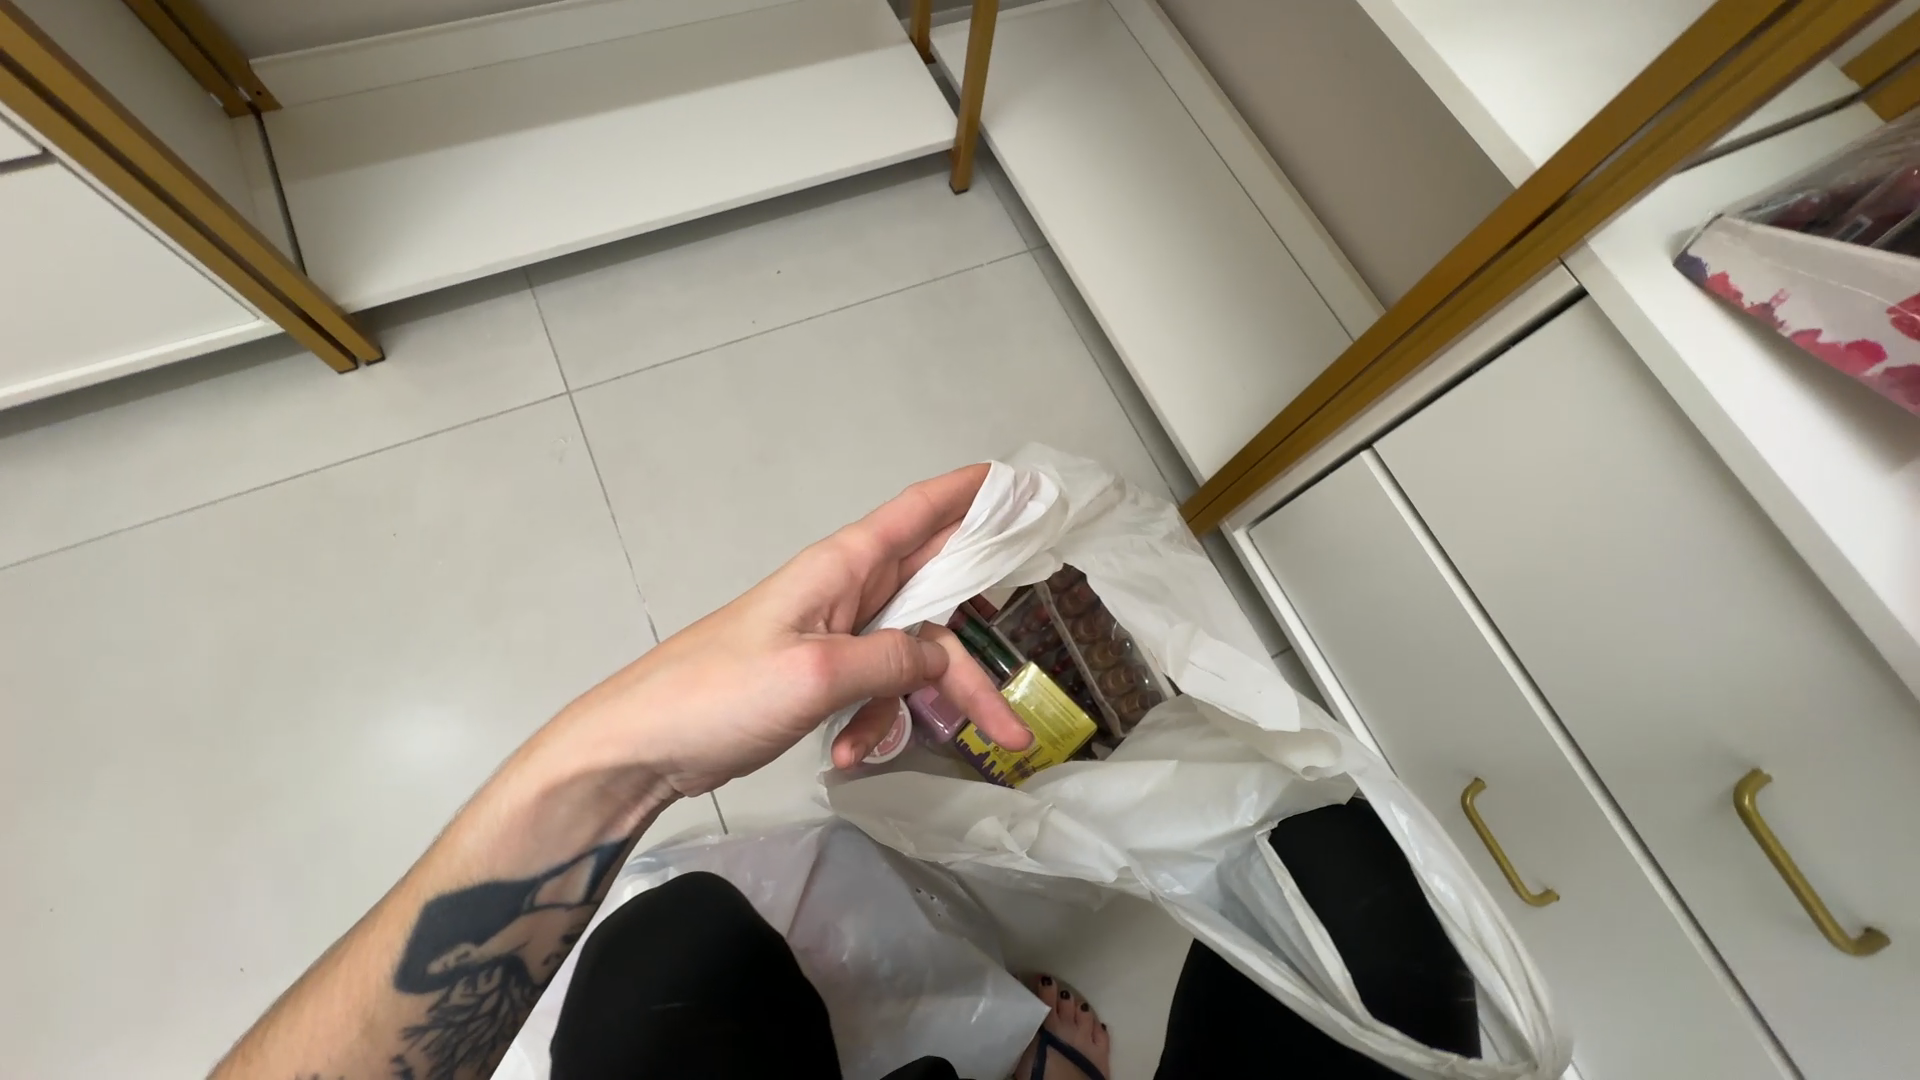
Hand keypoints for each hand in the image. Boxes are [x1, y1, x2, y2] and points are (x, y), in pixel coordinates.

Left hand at [536, 464, 1031, 797]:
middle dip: (971, 659)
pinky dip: (871, 719)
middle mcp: (847, 591)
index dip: (968, 493)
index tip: (1015, 482)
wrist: (643, 746)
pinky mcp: (823, 673)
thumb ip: (892, 660)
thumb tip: (938, 656)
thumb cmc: (720, 692)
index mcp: (843, 566)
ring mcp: (835, 634)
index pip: (918, 511)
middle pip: (933, 602)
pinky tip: (848, 752)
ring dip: (917, 707)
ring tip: (888, 759)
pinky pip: (874, 687)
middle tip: (1013, 716)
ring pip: (907, 657)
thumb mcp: (818, 673)